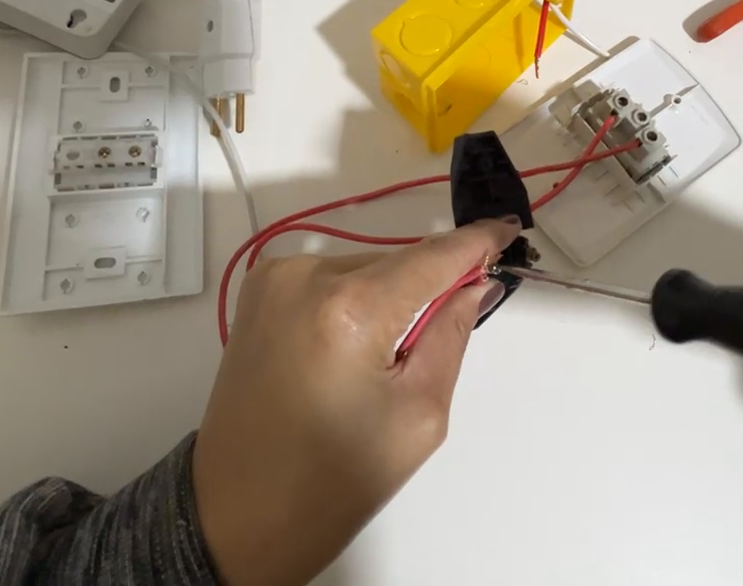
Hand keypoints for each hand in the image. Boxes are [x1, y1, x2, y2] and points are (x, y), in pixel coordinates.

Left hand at [192, 219, 517, 585]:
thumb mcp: (418, 417)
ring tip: (387, 353)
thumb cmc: (333, 481)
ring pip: (366, 265)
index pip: (434, 257)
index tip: (509, 227)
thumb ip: (451, 333)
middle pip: (399, 261)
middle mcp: (308, 274)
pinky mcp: (260, 287)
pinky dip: (357, 295)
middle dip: (433, 282)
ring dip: (393, 291)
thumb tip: (475, 281)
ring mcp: (277, 276)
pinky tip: (355, 341)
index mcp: (351, 310)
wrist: (233, 514)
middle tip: (451, 321)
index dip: (478, 241)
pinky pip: (332, 274)